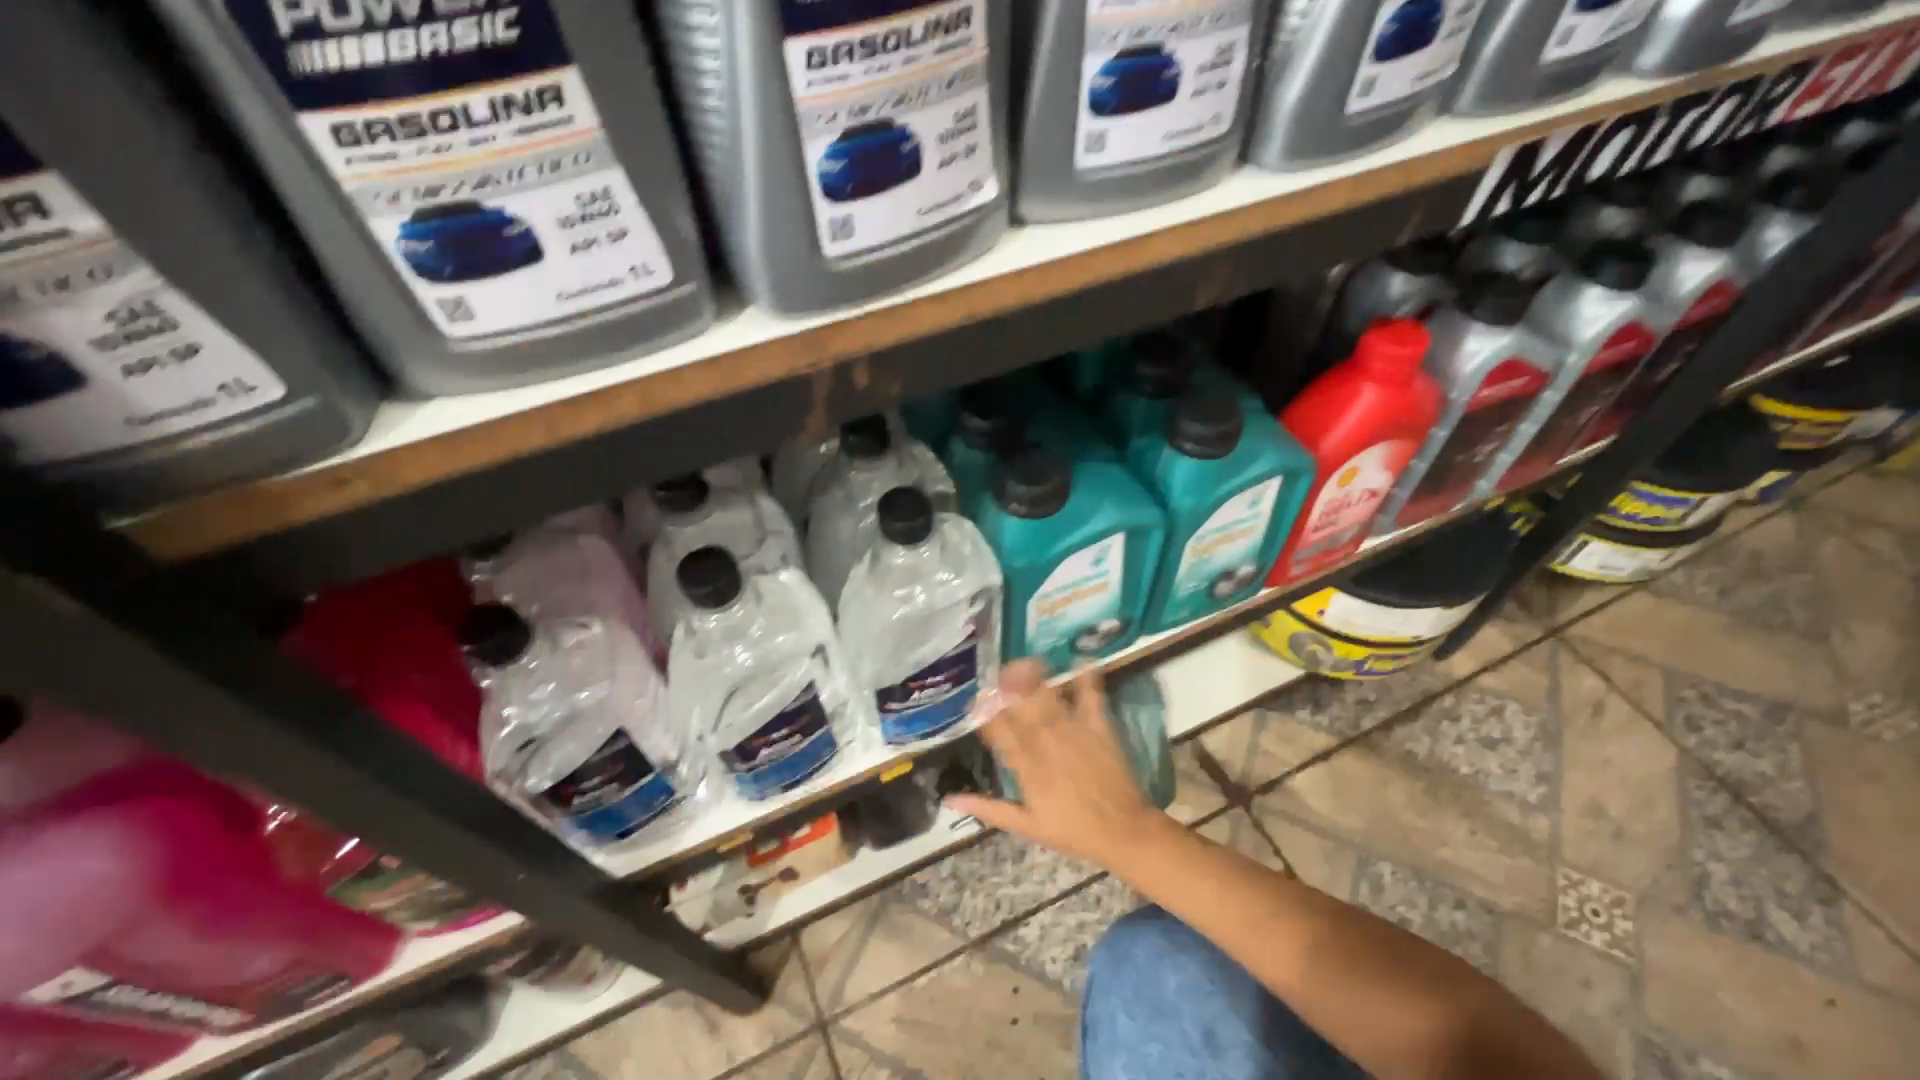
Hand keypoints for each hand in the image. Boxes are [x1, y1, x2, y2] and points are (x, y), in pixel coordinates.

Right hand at [946, 659, 1165, 867]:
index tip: (975, 703)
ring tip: (1024, 663)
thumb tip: (948, 798)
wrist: (1122, 832)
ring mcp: (1074, 732)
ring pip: (1048, 697)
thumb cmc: (1072, 831)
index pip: (997, 730)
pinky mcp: (1100, 728)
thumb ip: (987, 808)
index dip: (983, 713)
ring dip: (1034, 678)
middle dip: (1006, 687)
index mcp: (1026, 767)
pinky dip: (1086, 678)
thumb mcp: (1025, 825)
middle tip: (998, 674)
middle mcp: (1046, 743)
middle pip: (1020, 706)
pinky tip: (1080, 659)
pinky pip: (1091, 697)